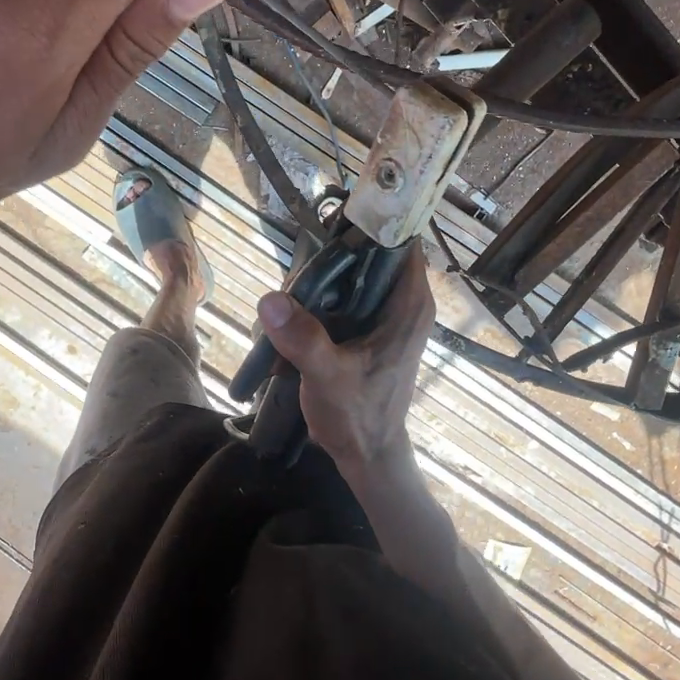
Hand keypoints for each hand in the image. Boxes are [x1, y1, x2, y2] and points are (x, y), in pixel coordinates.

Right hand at [255, 247, 435, 472]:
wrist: (365, 455)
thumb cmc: (358, 417)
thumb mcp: (328, 377)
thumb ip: (303, 339)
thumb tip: (271, 300)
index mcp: (408, 305)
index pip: (400, 239)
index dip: (369, 224)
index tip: (329, 226)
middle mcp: (401, 303)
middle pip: (365, 255)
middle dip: (326, 262)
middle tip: (295, 286)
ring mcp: (382, 317)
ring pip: (347, 278)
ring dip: (314, 288)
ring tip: (287, 310)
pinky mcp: (364, 331)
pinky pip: (338, 301)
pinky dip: (313, 308)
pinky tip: (290, 327)